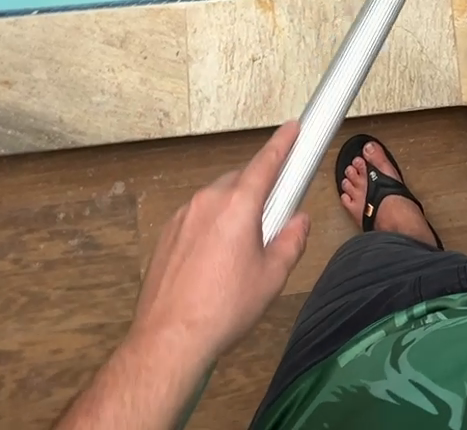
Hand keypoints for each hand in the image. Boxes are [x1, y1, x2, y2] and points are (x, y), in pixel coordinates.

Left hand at [130, 120, 311, 369]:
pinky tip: (215, 260)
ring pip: (217, 199)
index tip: (293, 127)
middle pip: (241, 180)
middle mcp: (209, 200)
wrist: (169, 340)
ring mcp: (183, 215)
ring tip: (241, 249)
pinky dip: (211, 226)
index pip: (266, 161)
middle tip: (272, 217)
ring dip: (233, 210)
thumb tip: (299, 222)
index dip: (283, 142)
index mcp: (239, 204)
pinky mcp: (167, 234)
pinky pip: (197, 217)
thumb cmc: (223, 309)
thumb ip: (292, 241)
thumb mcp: (272, 277)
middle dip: (259, 190)